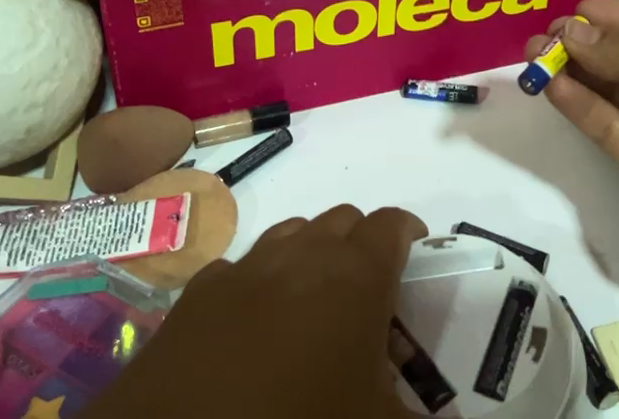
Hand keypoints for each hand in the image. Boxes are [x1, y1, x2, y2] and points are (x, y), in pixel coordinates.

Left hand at [85, 205, 426, 418]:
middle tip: (369, 296)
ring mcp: (244, 269)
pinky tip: (253, 328)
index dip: (408, 236)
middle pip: (344, 220)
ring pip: (292, 233)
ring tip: (314, 306)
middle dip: (362, 245)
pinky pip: (240, 266)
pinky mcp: (197, 295)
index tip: (414, 264)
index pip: (393, 224)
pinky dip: (258, 282)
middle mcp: (302, 255)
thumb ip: (422, 413)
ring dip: (312, 255)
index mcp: (355, 275)